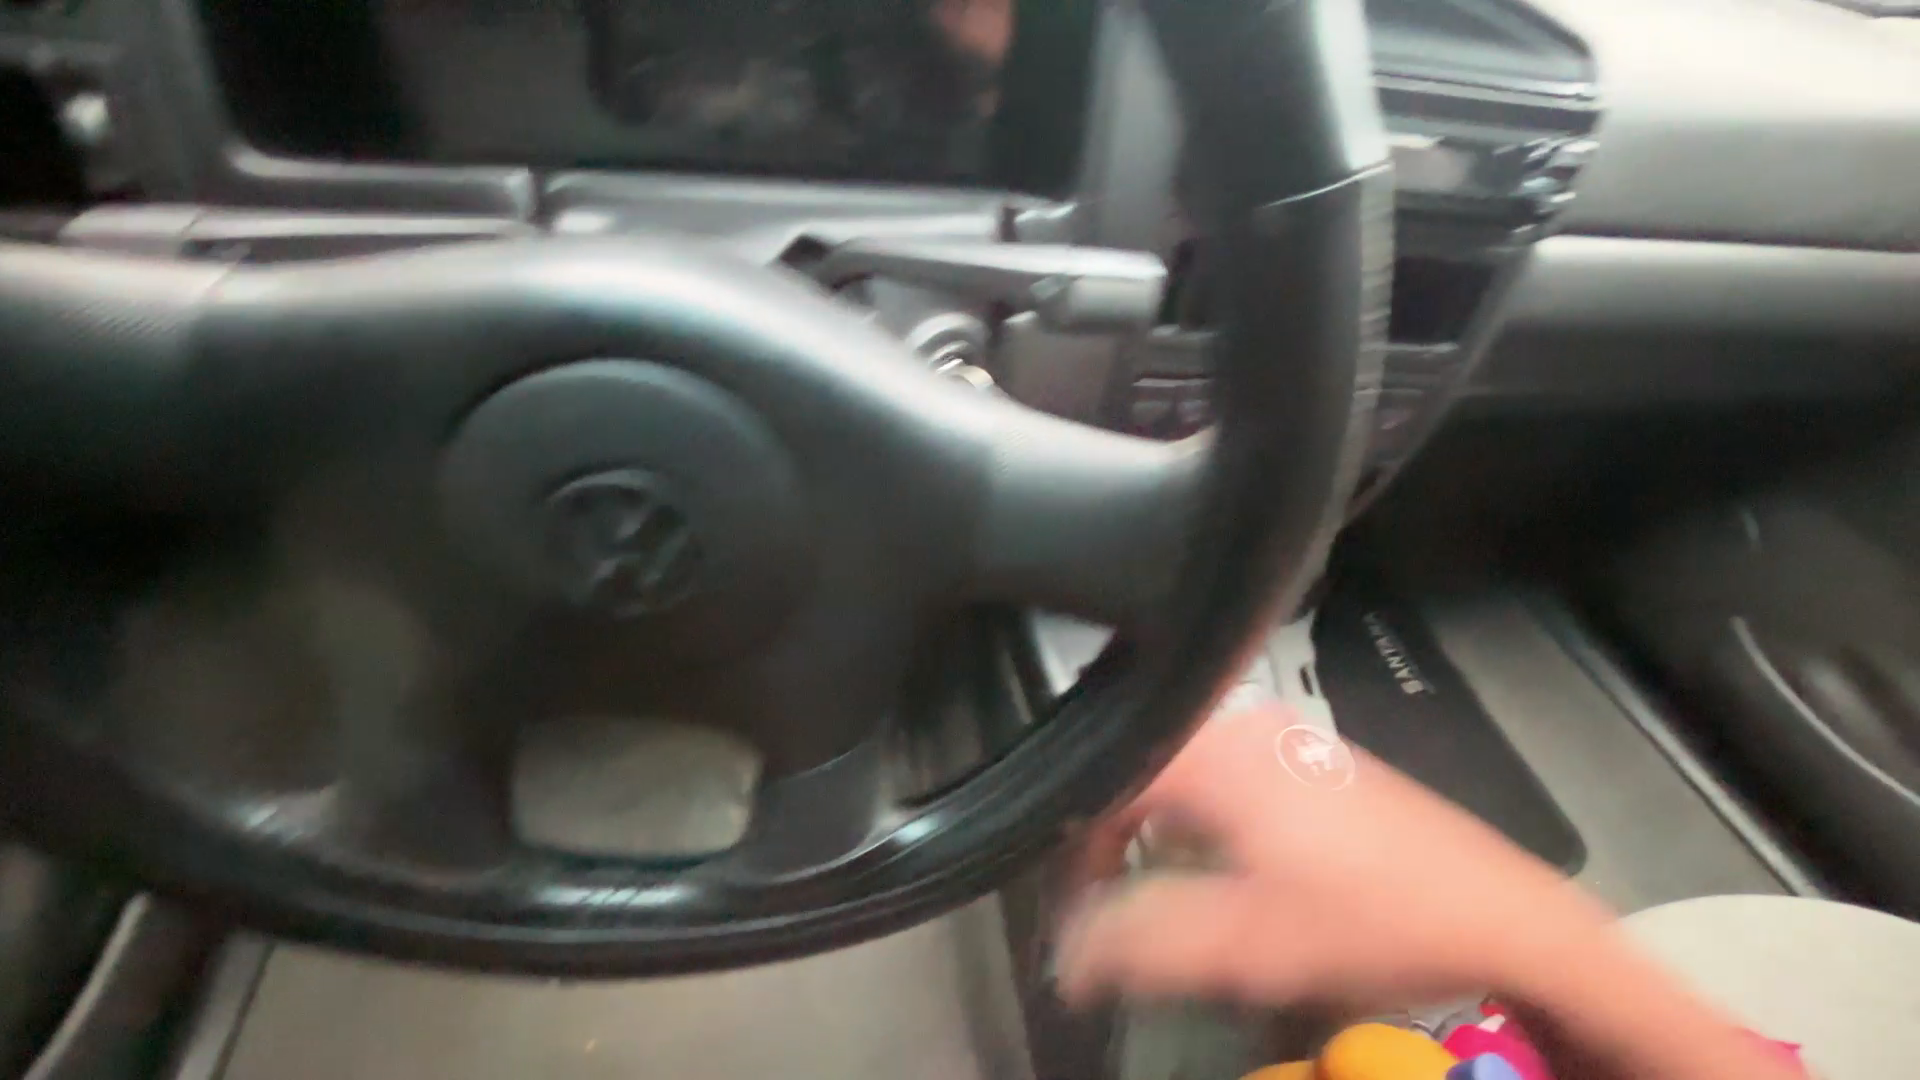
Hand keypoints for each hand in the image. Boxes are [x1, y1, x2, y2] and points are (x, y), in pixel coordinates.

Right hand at [1053, 704, 1614, 1009]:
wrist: (1501, 915)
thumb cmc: (1380, 919)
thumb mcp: (1250, 944)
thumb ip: (1143, 942)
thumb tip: (1071, 950)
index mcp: (1218, 754)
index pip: (1106, 778)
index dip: (1078, 843)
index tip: (1078, 900)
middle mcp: (1242, 727)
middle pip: (1139, 771)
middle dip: (1113, 838)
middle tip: (1112, 900)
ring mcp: (1276, 736)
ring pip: (1177, 772)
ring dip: (1155, 830)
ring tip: (1163, 888)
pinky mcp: (1301, 755)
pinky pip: (1216, 774)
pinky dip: (1196, 817)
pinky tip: (1220, 864)